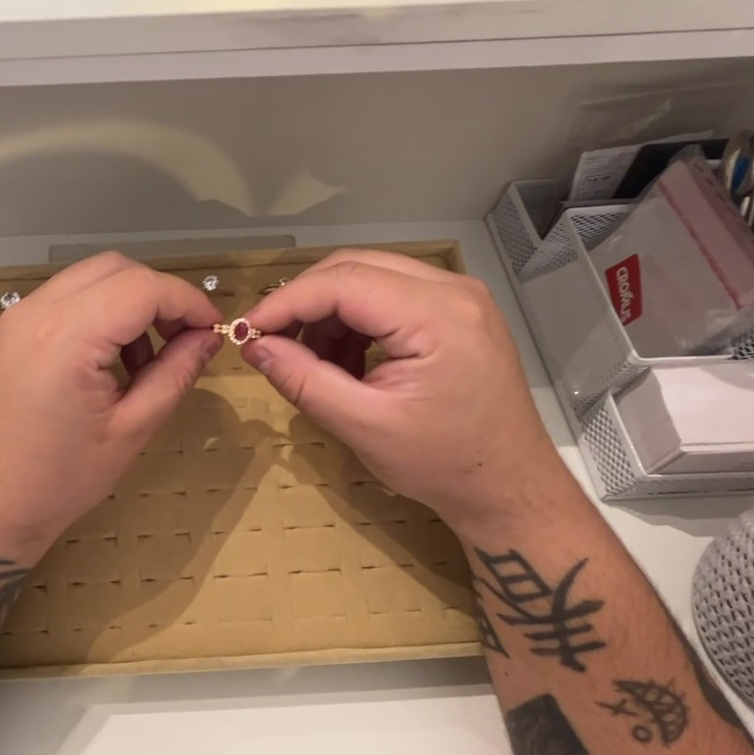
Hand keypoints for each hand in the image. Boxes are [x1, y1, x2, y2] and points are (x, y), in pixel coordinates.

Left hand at [0, 253, 222, 565]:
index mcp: (67, 336)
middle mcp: (36, 312)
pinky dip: (97, 312)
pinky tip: (108, 360)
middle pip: (115, 269)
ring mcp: (16, 317)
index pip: (142, 287)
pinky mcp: (9, 331)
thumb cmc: (60, 479)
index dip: (187, 301)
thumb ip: (175, 373)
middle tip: (183, 340)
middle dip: (158, 296)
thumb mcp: (132, 429)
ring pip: (88, 279)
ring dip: (128, 303)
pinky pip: (64, 299)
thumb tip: (208, 339)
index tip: (213, 330)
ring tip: (145, 360)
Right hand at [239, 250, 584, 538]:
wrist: (508, 486)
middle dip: (304, 303)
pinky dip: (355, 320)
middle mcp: (452, 289)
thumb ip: (303, 380)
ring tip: (312, 363)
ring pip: (369, 278)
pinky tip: (345, 361)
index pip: (342, 283)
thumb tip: (253, 346)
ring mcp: (459, 296)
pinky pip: (389, 295)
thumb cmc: (442, 464)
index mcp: (436, 314)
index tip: (245, 330)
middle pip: (354, 268)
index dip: (286, 302)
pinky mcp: (456, 310)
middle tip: (269, 342)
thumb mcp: (362, 425)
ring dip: (328, 313)